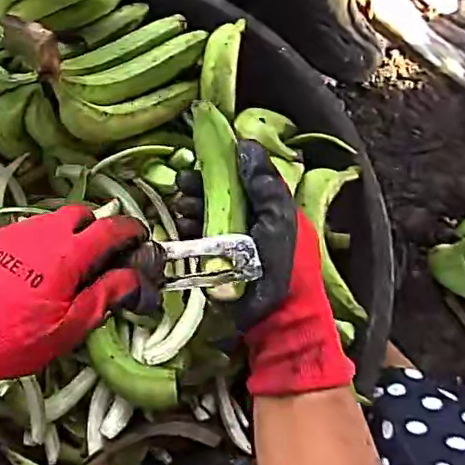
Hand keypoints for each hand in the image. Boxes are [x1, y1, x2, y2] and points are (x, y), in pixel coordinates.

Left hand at [0, 205, 149, 452]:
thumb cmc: (16, 339)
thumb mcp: (70, 326)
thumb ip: (105, 296)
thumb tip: (131, 278)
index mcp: (67, 254)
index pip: (109, 228)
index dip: (130, 230)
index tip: (138, 236)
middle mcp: (44, 234)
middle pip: (81, 214)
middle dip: (97, 227)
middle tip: (102, 253)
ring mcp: (19, 233)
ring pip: (54, 219)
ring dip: (69, 233)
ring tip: (69, 264)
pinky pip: (31, 229)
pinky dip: (44, 240)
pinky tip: (40, 267)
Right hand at [177, 140, 355, 397]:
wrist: (274, 320)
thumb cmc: (282, 266)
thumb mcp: (279, 218)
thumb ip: (264, 183)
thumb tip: (245, 144)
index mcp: (271, 208)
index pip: (241, 178)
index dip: (220, 168)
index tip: (202, 164)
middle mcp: (251, 222)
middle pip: (218, 195)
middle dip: (199, 189)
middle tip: (184, 189)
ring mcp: (232, 243)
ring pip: (204, 215)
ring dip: (190, 209)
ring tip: (183, 210)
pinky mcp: (216, 262)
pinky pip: (196, 238)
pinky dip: (187, 230)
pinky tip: (182, 228)